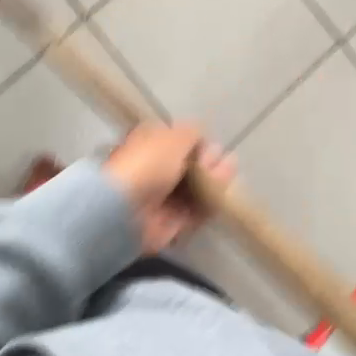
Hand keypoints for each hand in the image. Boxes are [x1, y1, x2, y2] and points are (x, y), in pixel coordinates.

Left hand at [101, 123, 233, 255]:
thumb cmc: (148, 163)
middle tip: (224, 159)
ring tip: (230, 172)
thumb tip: (201, 136)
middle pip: (188, 165)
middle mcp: (153, 169)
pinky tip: (224, 194)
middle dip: (208, 161)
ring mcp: (161, 198)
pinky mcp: (171, 223)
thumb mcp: (173, 136)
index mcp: (146, 143)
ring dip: (214, 180)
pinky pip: (195, 211)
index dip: (194, 140)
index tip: (207, 142)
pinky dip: (210, 202)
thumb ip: (192, 133)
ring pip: (194, 187)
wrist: (125, 209)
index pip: (175, 140)